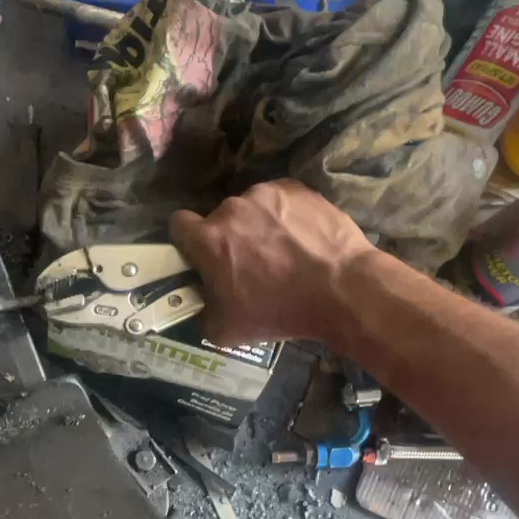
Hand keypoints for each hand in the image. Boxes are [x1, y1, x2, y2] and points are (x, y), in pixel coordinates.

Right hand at [167, 180, 378, 345]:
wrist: (340, 288)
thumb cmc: (278, 311)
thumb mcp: (225, 330)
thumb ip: (200, 311)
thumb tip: (199, 302)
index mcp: (209, 240)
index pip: (178, 224)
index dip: (185, 240)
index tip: (198, 254)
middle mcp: (232, 209)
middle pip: (217, 219)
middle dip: (225, 237)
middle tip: (246, 263)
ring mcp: (266, 194)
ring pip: (249, 208)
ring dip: (254, 225)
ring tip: (278, 249)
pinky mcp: (296, 188)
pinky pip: (277, 200)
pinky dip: (281, 215)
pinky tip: (298, 237)